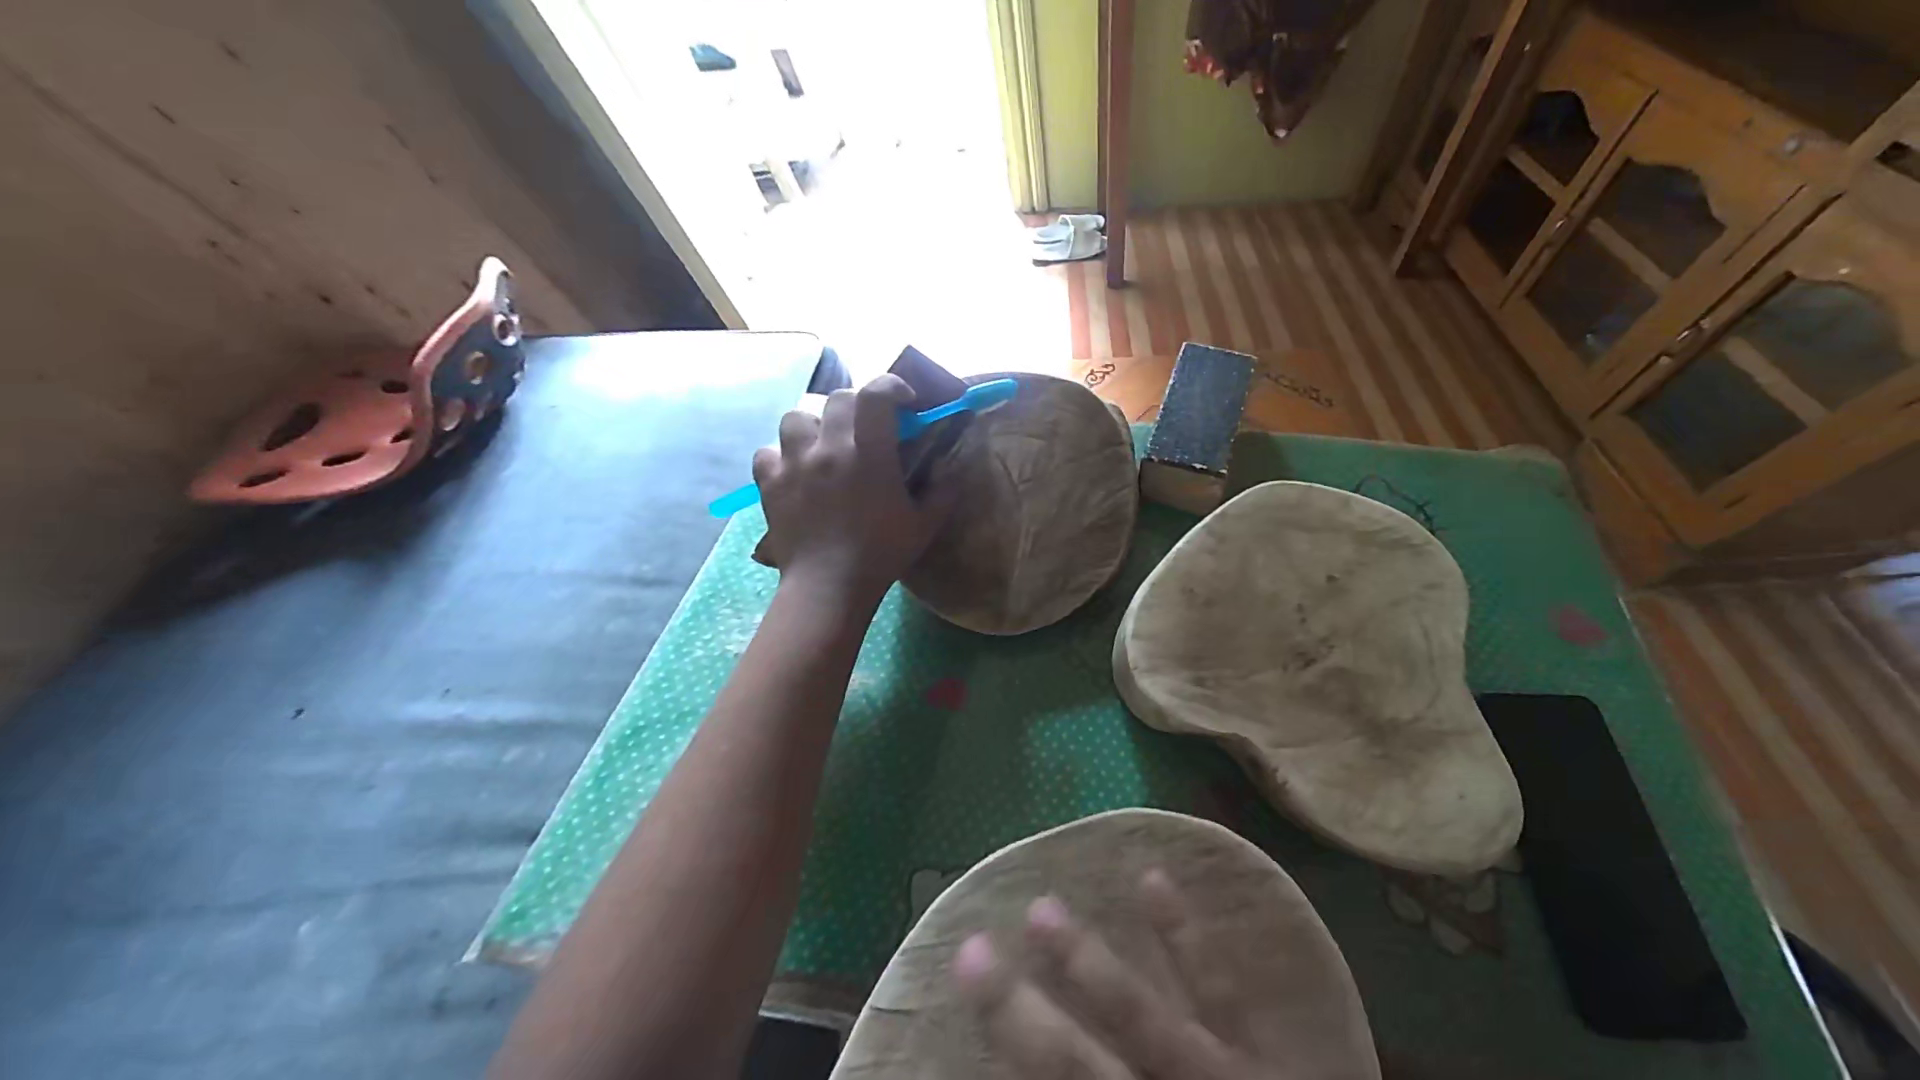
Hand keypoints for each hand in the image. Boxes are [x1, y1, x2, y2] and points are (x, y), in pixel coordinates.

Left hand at [753, 375, 954, 605]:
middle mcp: (828, 448)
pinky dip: (780, 457)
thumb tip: (954, 467)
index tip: (903, 402)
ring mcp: (794, 464)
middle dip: (856, 405)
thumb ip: (943, 490)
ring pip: (796, 417)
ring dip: (813, 425)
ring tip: (822, 445)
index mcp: (869, 453)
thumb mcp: (924, 524)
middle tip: (865, 427)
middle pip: (837, 399)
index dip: (892, 386)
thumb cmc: (881, 554)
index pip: (876, 394)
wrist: (828, 587)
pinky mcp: (770, 483)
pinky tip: (793, 472)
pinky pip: (767, 452)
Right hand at [952, 872, 1261, 1079]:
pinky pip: (1226, 993)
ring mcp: (1227, 1079)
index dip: (1007, 1047)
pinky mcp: (1274, 1058)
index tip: (961, 994)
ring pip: (1148, 1021)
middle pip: (1082, 1068)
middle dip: (1022, 1015)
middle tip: (972, 954)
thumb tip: (1020, 1069)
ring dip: (1090, 966)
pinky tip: (1151, 880)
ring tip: (1041, 910)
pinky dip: (1186, 937)